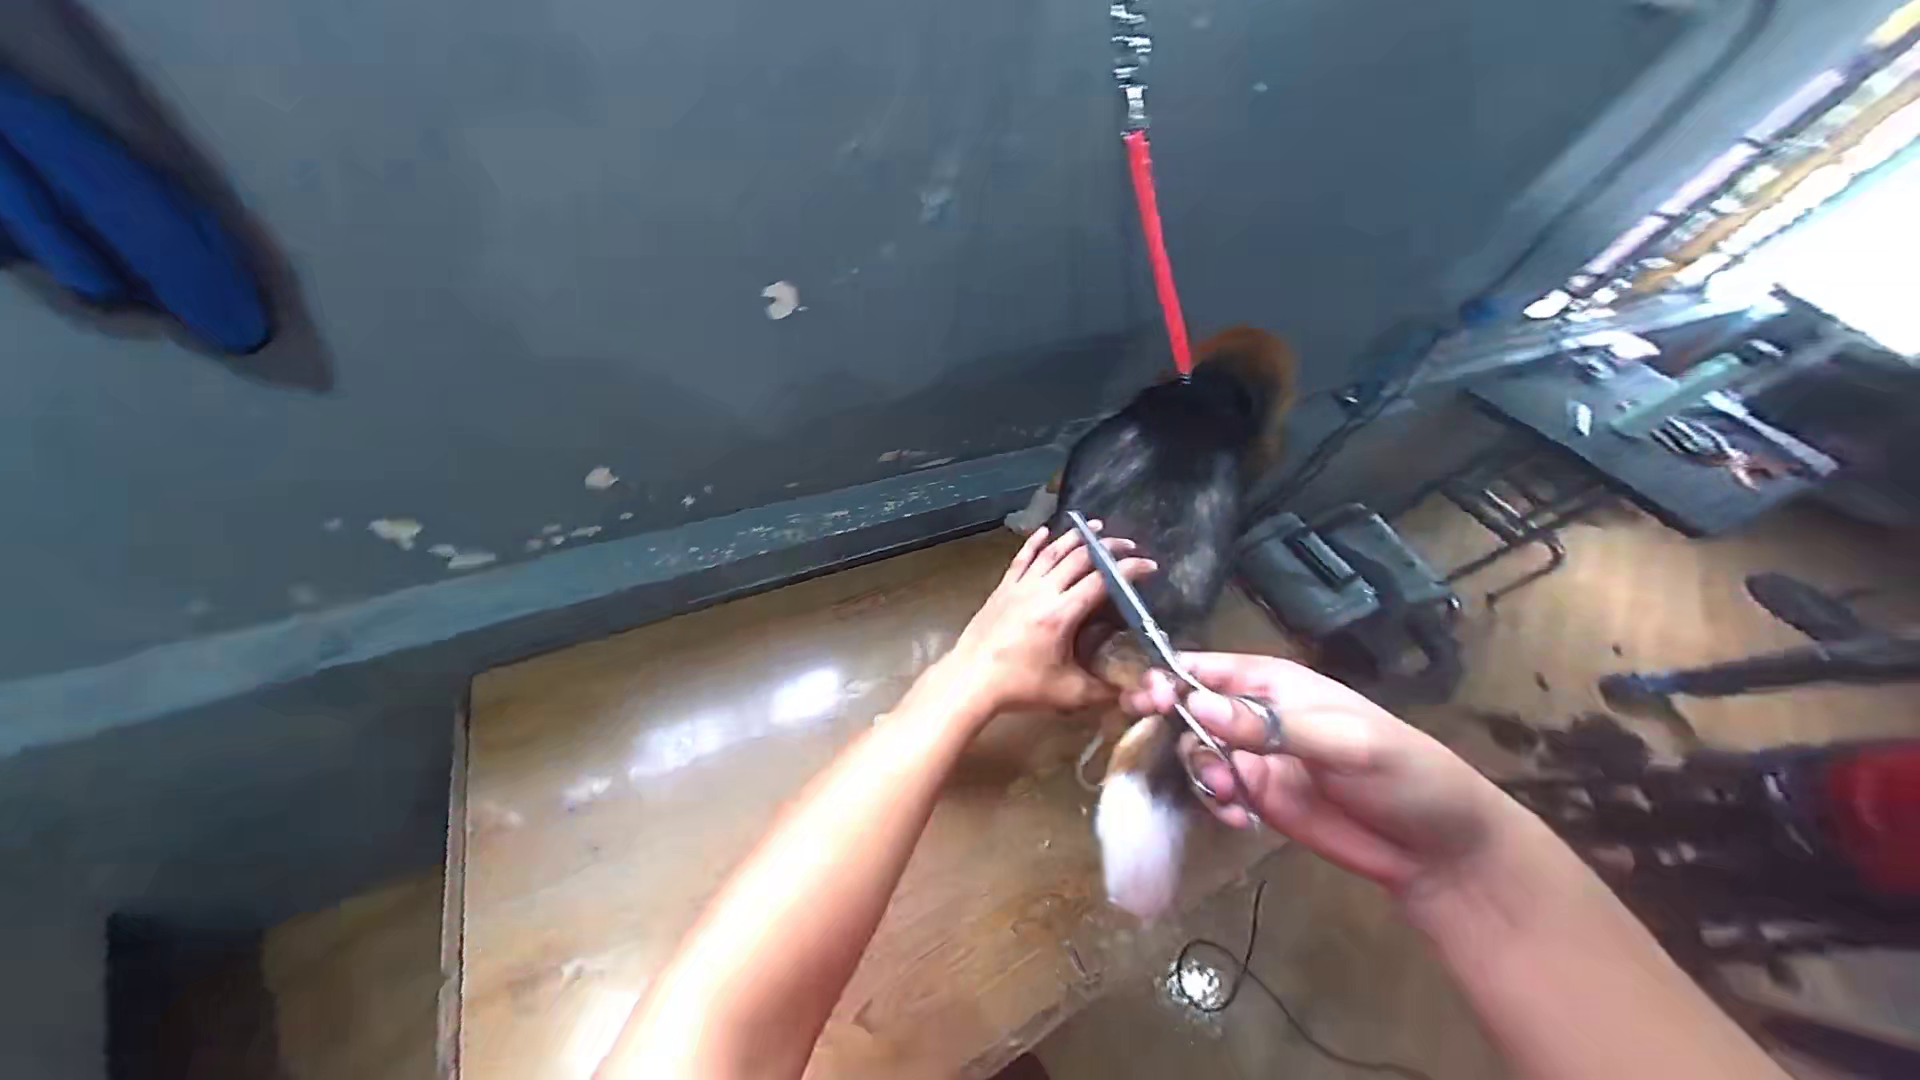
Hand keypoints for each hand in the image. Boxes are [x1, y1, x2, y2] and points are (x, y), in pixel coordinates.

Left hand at [943, 523, 1155, 714]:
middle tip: (1128, 546)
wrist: (971, 679)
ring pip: (1051, 552)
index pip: (1102, 581)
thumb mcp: (1070, 693)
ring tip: (1096, 527)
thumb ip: (1106, 690)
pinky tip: (1045, 532)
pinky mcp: (1002, 588)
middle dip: (1108, 547)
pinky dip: (1035, 542)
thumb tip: (1136, 690)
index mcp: (1062, 614)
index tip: (1149, 566)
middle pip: (1080, 558)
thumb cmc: (1020, 687)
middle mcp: (1042, 591)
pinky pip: (1022, 558)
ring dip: (1076, 537)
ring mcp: (1020, 586)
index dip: (1129, 569)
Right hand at [1124, 653, 1521, 899]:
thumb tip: (1200, 707)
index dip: (1169, 676)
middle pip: (1187, 705)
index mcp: (1270, 682)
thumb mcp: (1343, 742)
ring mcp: (1250, 756)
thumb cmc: (1403, 773)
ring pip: (1193, 749)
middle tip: (1147, 732)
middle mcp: (1251, 714)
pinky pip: (1212, 790)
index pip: (1204, 667)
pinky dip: (1214, 801)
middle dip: (1166, 718)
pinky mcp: (1254, 795)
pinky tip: (1239, 817)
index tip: (1149, 698)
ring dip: (1197, 767)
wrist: (1440, 851)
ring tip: (1230, 791)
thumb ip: (1270, 725)